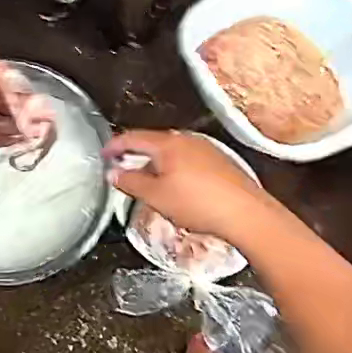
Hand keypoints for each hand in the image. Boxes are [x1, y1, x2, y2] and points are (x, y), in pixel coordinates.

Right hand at [105, 129, 272, 244]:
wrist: (247, 215)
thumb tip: (113, 173)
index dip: (114, 146)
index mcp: (167, 144)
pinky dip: (173, 167)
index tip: (104, 154)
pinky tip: (174, 186)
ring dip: (154, 162)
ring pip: (171, 151)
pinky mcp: (219, 162)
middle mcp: (186, 140)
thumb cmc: (198, 204)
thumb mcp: (155, 196)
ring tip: (146, 180)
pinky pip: (187, 158)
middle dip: (134, 154)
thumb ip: (130, 182)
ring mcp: (205, 149)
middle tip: (121, 167)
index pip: (132, 137)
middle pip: (152, 142)